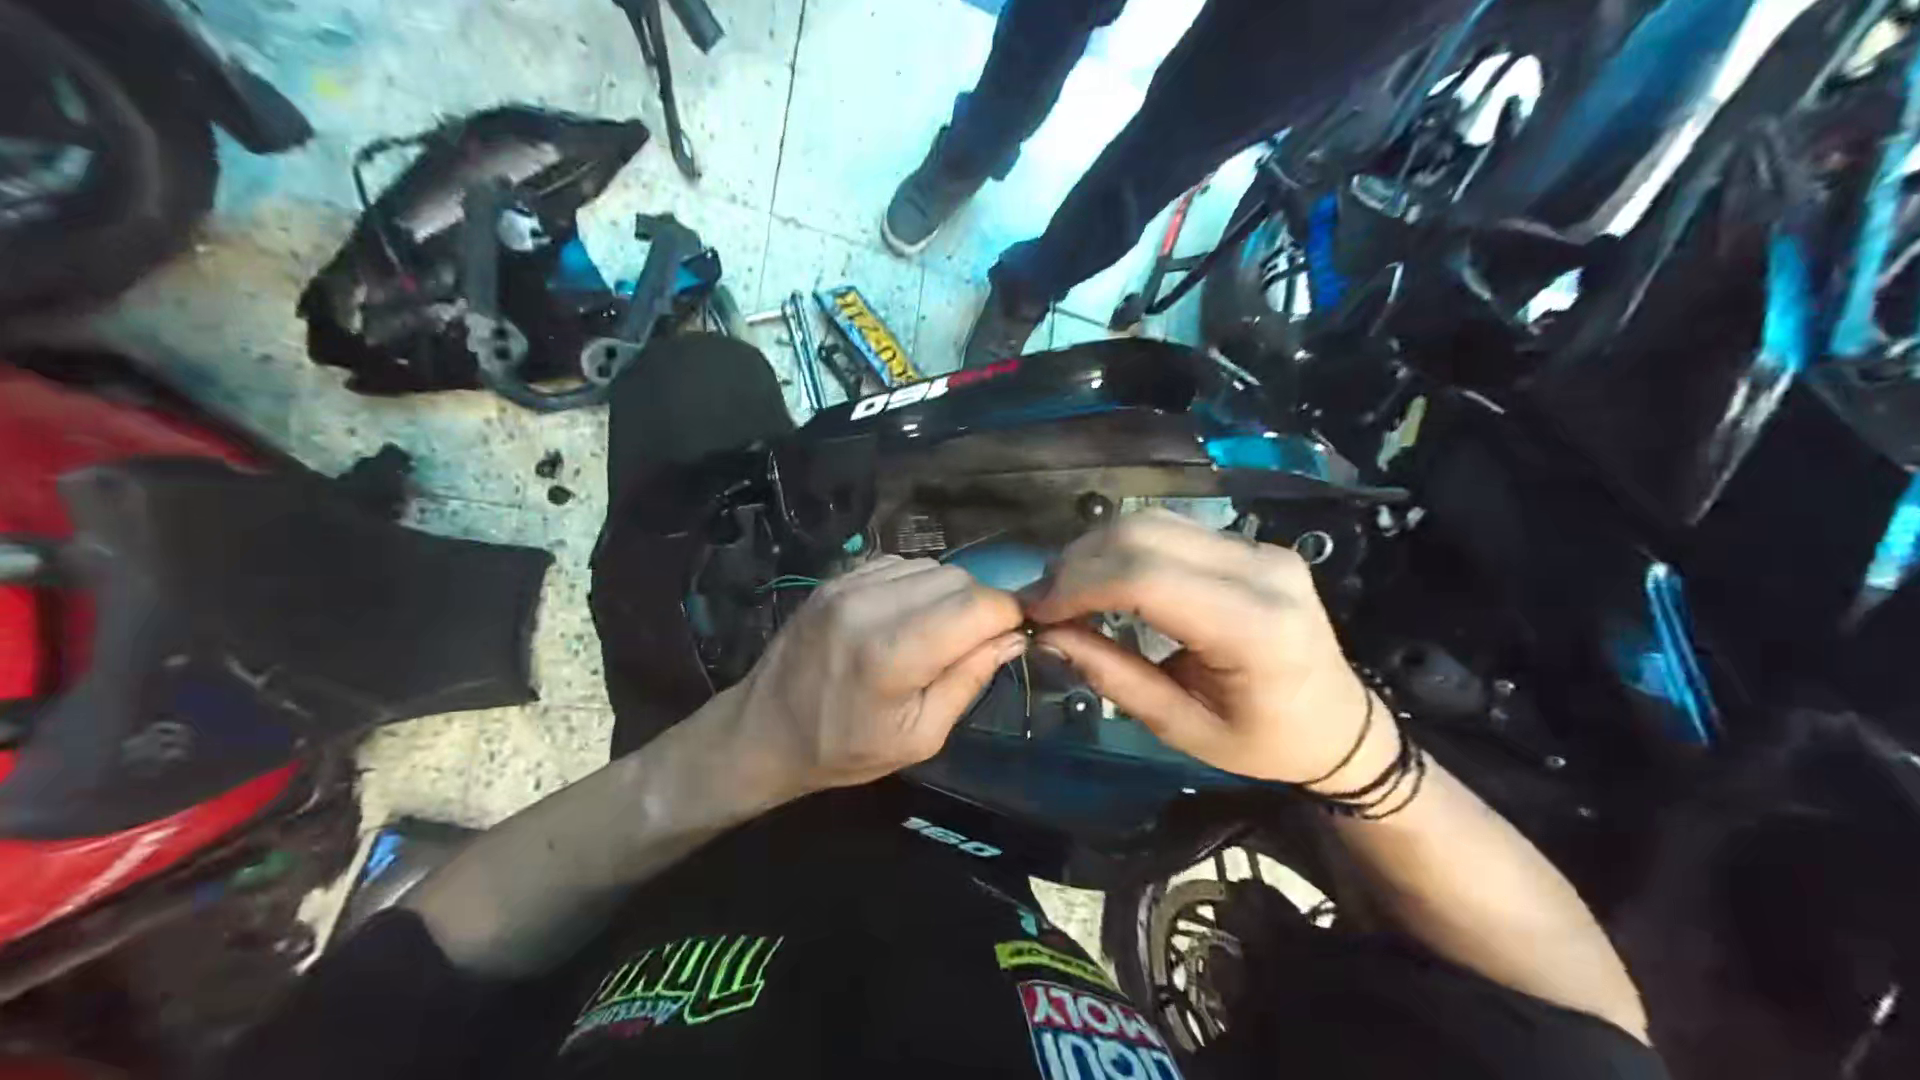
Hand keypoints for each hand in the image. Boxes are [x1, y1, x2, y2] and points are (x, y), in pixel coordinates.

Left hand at [726, 556, 1026, 800]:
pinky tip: (909, 617)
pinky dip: (921, 586)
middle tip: (975, 643)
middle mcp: (870, 603)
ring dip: (951, 595)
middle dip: (982, 607)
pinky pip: (903, 564)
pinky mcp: (839, 576)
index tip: (1014, 637)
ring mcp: (850, 583)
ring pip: (934, 566)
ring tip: (938, 633)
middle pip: (959, 579)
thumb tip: (1013, 637)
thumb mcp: (920, 736)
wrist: (764, 729)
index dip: (1009, 617)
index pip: (978, 606)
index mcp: (891, 652)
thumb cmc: (843, 748)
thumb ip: (969, 680)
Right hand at [1023, 510, 1383, 787]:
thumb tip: (1046, 635)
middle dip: (1078, 562)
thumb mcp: (1182, 728)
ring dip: (1095, 550)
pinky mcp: (1249, 542)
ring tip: (1066, 590)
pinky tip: (1103, 577)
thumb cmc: (1265, 741)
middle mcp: (1261, 570)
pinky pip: (1169, 529)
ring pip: (1152, 521)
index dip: (1079, 585)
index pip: (1147, 578)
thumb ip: (1113, 676)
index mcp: (1255, 627)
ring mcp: (1259, 547)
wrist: (1341, 723)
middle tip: (1043, 601)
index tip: (1036, 611)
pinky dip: (1122, 548)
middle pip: (1144, 534)